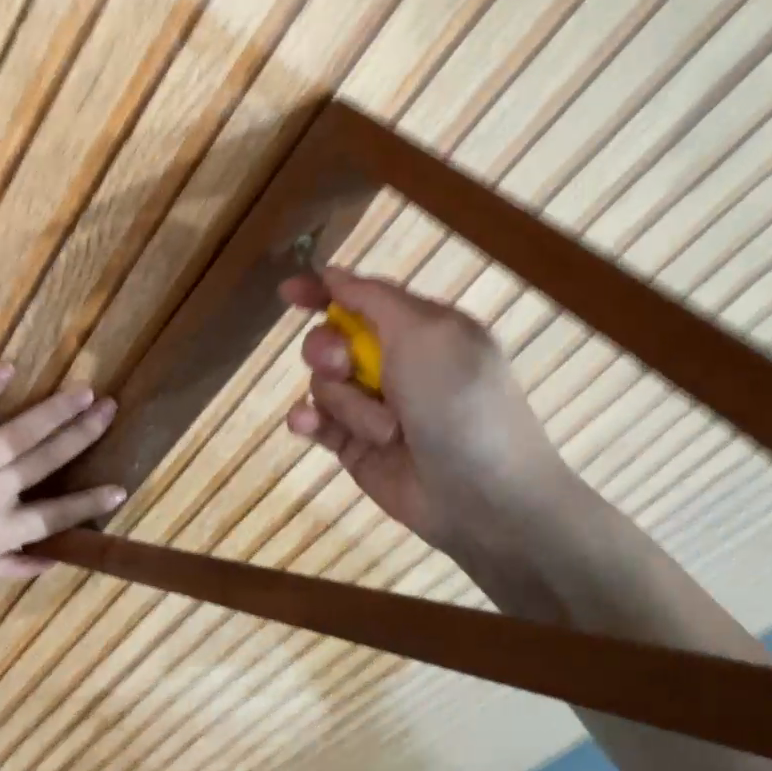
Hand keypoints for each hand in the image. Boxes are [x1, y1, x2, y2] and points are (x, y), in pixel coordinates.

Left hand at [0, 363, 124, 593]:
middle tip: (109, 408)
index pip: (56, 515)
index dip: (89, 501)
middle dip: (80, 435)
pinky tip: (7, 369)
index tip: (120, 486)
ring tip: (82, 392)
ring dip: (52, 413)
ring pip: (15, 436)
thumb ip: (15, 565)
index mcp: (2, 532)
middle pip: (44, 462)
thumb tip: (56, 561)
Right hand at [277, 267, 576, 561]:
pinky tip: (309, 426)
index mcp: (423, 330)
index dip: (323, 291)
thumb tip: (333, 273)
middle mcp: (396, 364)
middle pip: (330, 338)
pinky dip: (309, 420)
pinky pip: (313, 419)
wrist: (483, 497)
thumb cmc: (461, 404)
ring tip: (381, 429)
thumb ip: (374, 297)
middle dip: (327, 350)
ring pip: (321, 383)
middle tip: (344, 366)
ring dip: (343, 402)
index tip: (288, 294)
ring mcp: (372, 406)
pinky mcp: (353, 443)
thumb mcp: (426, 332)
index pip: (362, 298)